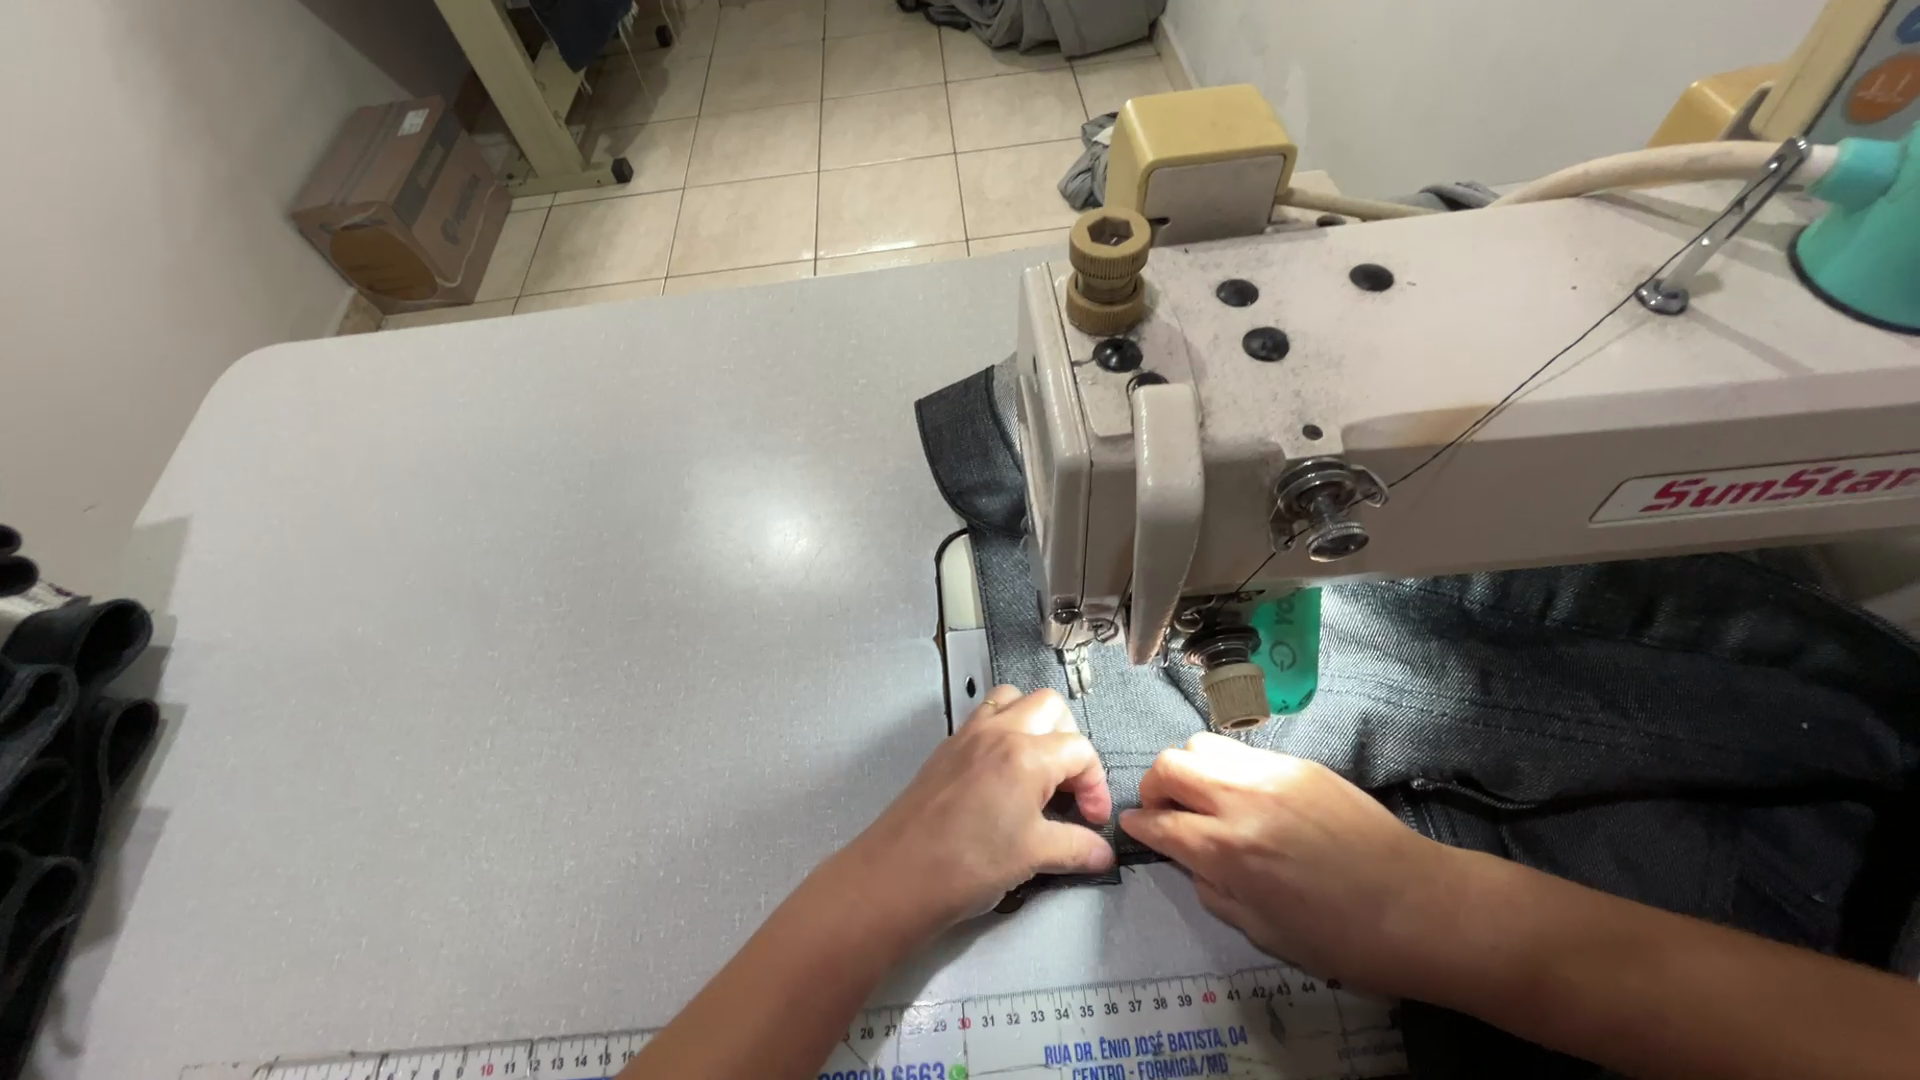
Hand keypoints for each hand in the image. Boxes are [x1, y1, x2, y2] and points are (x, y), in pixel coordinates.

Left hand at [827, 686, 1114, 937]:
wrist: (898, 876)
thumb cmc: (967, 864)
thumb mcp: (1034, 857)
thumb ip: (1077, 847)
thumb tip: (1101, 852)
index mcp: (1026, 754)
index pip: (1080, 749)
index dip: (1095, 785)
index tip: (1091, 819)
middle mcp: (998, 732)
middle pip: (1050, 706)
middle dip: (1069, 740)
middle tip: (1068, 784)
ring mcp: (968, 735)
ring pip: (1012, 699)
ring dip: (1034, 723)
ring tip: (1037, 767)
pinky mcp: (946, 748)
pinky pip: (983, 717)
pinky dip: (1003, 730)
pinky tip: (1002, 775)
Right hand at [1120, 733, 1461, 995]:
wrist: (1421, 906)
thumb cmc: (1342, 937)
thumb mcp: (1261, 932)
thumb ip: (1211, 889)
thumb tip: (1187, 859)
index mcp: (1227, 850)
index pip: (1158, 823)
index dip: (1138, 827)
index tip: (1134, 827)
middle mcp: (1240, 800)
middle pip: (1168, 766)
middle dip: (1154, 788)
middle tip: (1164, 811)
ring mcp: (1271, 774)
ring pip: (1200, 744)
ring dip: (1188, 769)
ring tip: (1202, 796)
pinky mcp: (1299, 763)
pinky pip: (1242, 752)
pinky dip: (1226, 768)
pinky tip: (1244, 795)